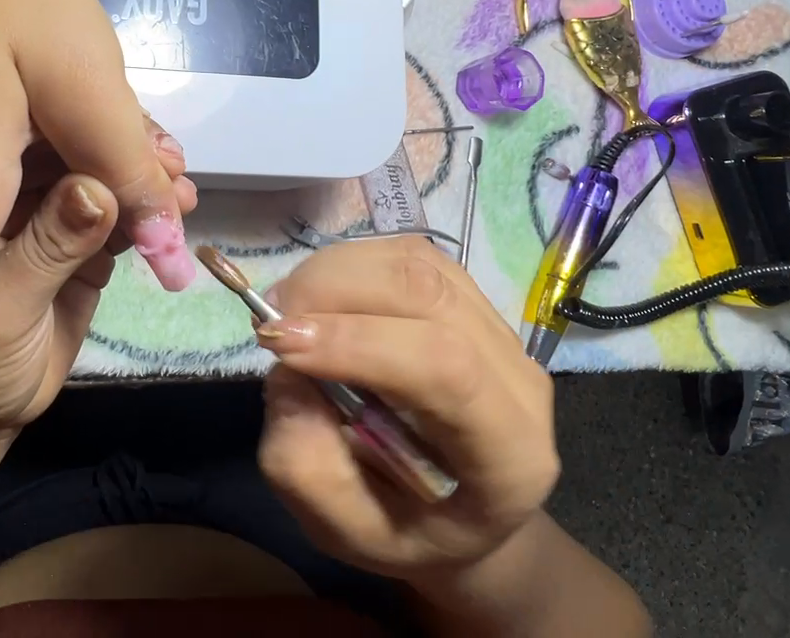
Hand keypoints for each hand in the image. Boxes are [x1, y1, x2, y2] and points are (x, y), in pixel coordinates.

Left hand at [0, 139, 193, 443]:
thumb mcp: (1, 309)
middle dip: (125, 153)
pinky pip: (121, 218)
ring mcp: (48, 213)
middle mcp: (7, 189)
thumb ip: (46, 250)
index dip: (82, 134)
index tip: (136, 139)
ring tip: (184, 188)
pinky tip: (182, 208)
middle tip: (174, 161)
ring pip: (102, 181)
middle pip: (72, 151)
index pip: (27, 143)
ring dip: (145, 183)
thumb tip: (96, 187)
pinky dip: (149, 215)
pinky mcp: (82, 241)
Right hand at [253, 237, 558, 580]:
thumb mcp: (344, 534)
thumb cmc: (405, 530)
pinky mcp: (471, 299)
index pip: (444, 369)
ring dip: (336, 272)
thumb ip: (308, 468)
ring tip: (290, 308)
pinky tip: (321, 296)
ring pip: (416, 263)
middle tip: (270, 321)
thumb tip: (288, 375)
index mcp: (508, 456)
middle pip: (428, 294)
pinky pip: (409, 255)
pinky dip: (351, 263)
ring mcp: (500, 330)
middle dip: (333, 291)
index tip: (278, 343)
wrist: (460, 511)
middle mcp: (519, 380)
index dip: (355, 342)